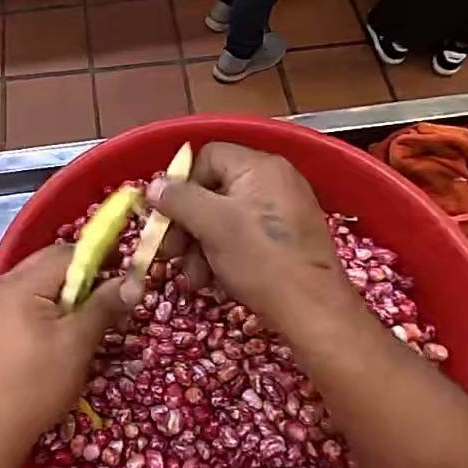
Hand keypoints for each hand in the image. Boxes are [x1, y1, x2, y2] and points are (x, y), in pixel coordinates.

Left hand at [0, 244, 130, 449]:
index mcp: (18, 284)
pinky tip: (64, 331)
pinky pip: (26, 302)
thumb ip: (104, 305)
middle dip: (84, 276)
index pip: (66, 253)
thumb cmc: (36, 385)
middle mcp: (0, 286)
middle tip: (112, 298)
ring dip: (68, 293)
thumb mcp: (77, 343)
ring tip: (91, 318)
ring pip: (38, 284)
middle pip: (50, 265)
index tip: (127, 274)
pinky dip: (49, 307)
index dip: (100, 259)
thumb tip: (134, 279)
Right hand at [139, 143, 359, 332]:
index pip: (207, 157)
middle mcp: (274, 180)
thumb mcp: (212, 225)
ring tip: (196, 277)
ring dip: (201, 245)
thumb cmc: (261, 261)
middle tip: (173, 253)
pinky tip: (215, 280)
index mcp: (259, 167)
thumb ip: (179, 199)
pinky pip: (243, 235)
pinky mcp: (285, 238)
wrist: (313, 311)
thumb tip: (155, 185)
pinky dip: (223, 254)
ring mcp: (283, 210)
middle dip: (188, 223)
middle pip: (213, 189)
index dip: (182, 185)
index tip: (169, 217)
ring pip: (224, 216)